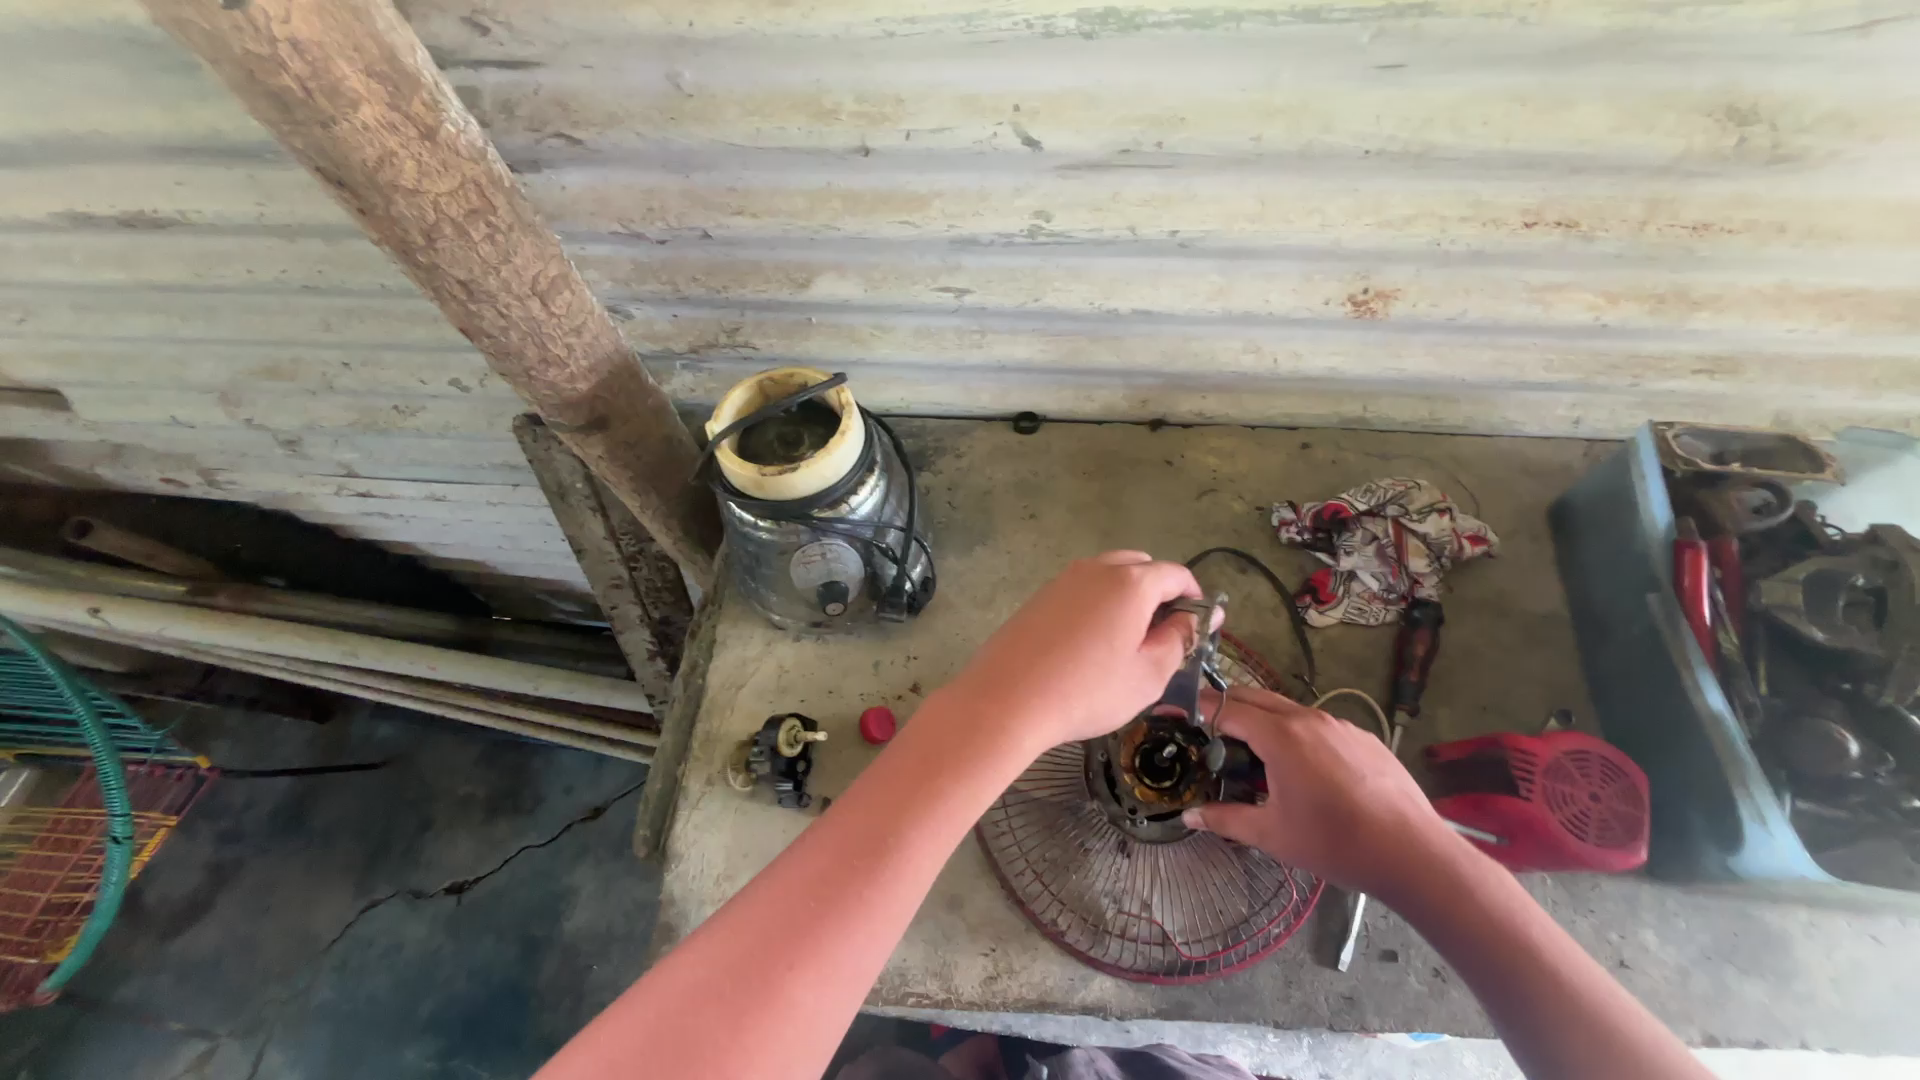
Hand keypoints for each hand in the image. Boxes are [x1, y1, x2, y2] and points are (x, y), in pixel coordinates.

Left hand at [936, 551, 1202, 751]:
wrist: (1007, 699)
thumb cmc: (1088, 690)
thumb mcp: (1148, 674)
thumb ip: (1180, 639)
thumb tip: (1201, 616)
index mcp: (1131, 582)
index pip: (1176, 574)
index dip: (1195, 599)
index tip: (1199, 628)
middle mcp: (1097, 569)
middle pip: (1140, 566)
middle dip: (1159, 593)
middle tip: (1161, 637)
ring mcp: (1063, 579)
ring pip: (1107, 576)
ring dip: (1126, 598)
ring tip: (1125, 644)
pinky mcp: (1038, 597)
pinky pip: (1080, 591)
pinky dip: (1096, 606)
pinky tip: (1088, 646)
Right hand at [1183, 687, 1454, 895]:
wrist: (1413, 853)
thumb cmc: (1335, 843)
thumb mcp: (1272, 835)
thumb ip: (1225, 820)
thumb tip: (1189, 817)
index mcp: (1280, 736)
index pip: (1228, 708)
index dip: (1200, 709)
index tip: (1180, 712)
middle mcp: (1308, 719)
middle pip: (1256, 697)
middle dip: (1229, 705)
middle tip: (1208, 725)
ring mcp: (1340, 725)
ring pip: (1290, 710)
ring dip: (1265, 720)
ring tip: (1255, 752)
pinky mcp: (1364, 738)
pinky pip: (1319, 726)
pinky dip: (1299, 734)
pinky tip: (1305, 769)